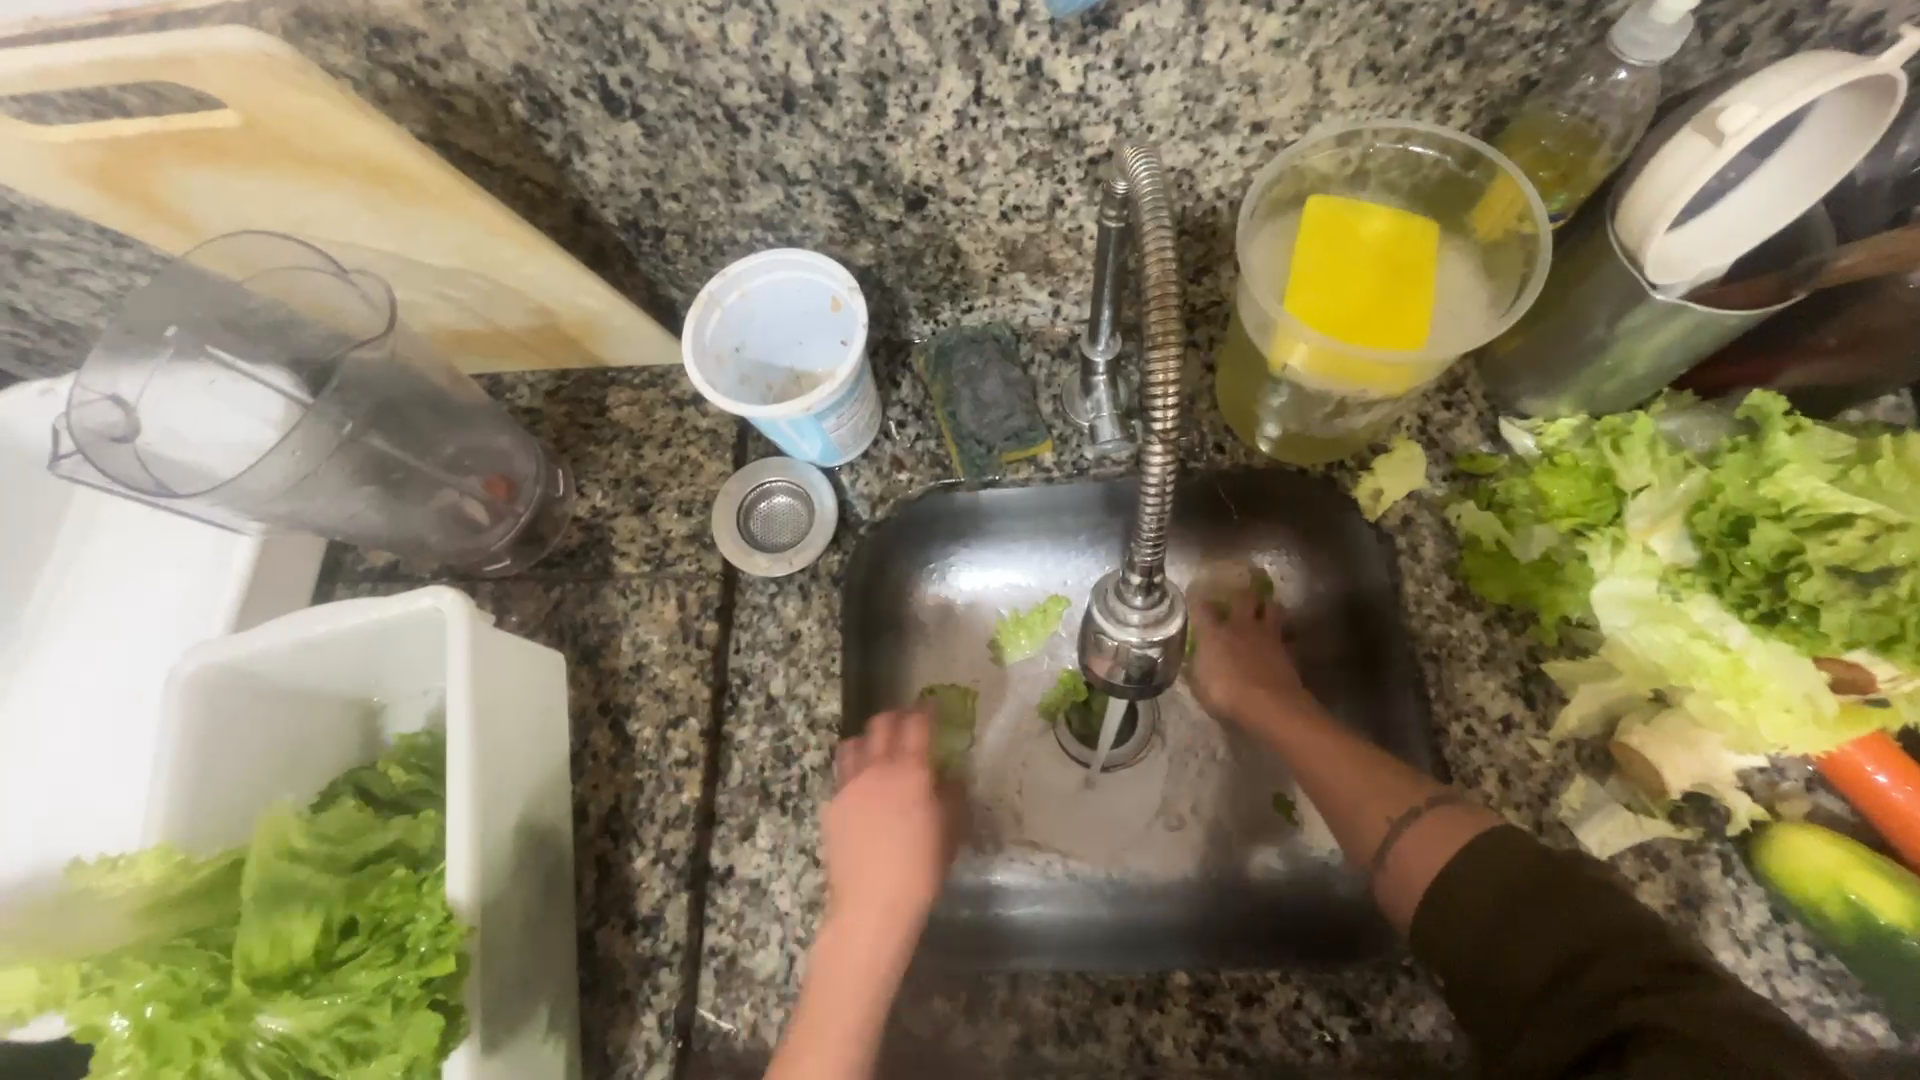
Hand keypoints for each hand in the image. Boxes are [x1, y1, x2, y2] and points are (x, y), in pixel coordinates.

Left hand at [825, 708, 957, 943]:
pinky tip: (862, 790)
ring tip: (877, 751)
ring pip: (853, 744)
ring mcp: (849, 785)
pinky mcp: (831, 804)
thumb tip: (951, 775)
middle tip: (906, 722)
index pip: (917, 724)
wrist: (872, 904)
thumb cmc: (921, 871)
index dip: (925, 709)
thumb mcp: (950, 832)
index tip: (931, 705)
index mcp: (911, 771)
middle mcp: (877, 769)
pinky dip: (853, 772)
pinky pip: (842, 775)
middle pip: (881, 724)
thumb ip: (952, 795)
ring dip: (867, 740)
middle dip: (895, 717)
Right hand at [1187, 590, 1318, 732]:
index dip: (1197, 600)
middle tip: (1241, 593)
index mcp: (1213, 633)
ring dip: (1269, 606)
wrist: (1270, 705)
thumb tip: (1193, 663)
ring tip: (1267, 607)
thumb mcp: (1199, 687)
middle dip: (1242, 593)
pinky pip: (1286, 636)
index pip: (1201, 607)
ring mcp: (1267, 636)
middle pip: (1244, 597)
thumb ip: (1196, 670)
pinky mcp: (1287, 650)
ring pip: (1272, 608)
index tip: (1195, 597)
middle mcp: (1240, 627)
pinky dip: (1285, 636)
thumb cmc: (1225, 695)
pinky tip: (1282, 641)